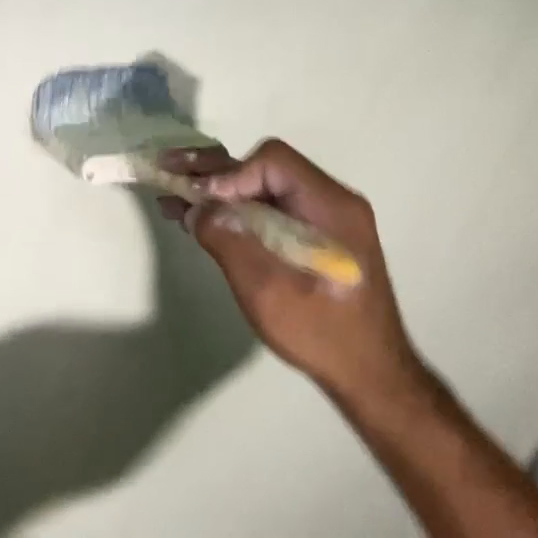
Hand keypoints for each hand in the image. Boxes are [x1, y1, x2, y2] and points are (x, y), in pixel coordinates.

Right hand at [160, 140, 426, 403]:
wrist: (370, 376)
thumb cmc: (321, 332)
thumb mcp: (265, 288)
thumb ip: (227, 238)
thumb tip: (194, 206)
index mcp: (329, 206)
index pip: (270, 161)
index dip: (229, 174)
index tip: (200, 200)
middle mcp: (329, 201)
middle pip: (263, 167)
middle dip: (213, 172)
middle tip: (166, 170)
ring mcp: (321, 218)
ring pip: (260, 186)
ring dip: (217, 190)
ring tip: (172, 195)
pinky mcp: (311, 236)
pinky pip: (268, 208)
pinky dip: (233, 209)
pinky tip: (198, 217)